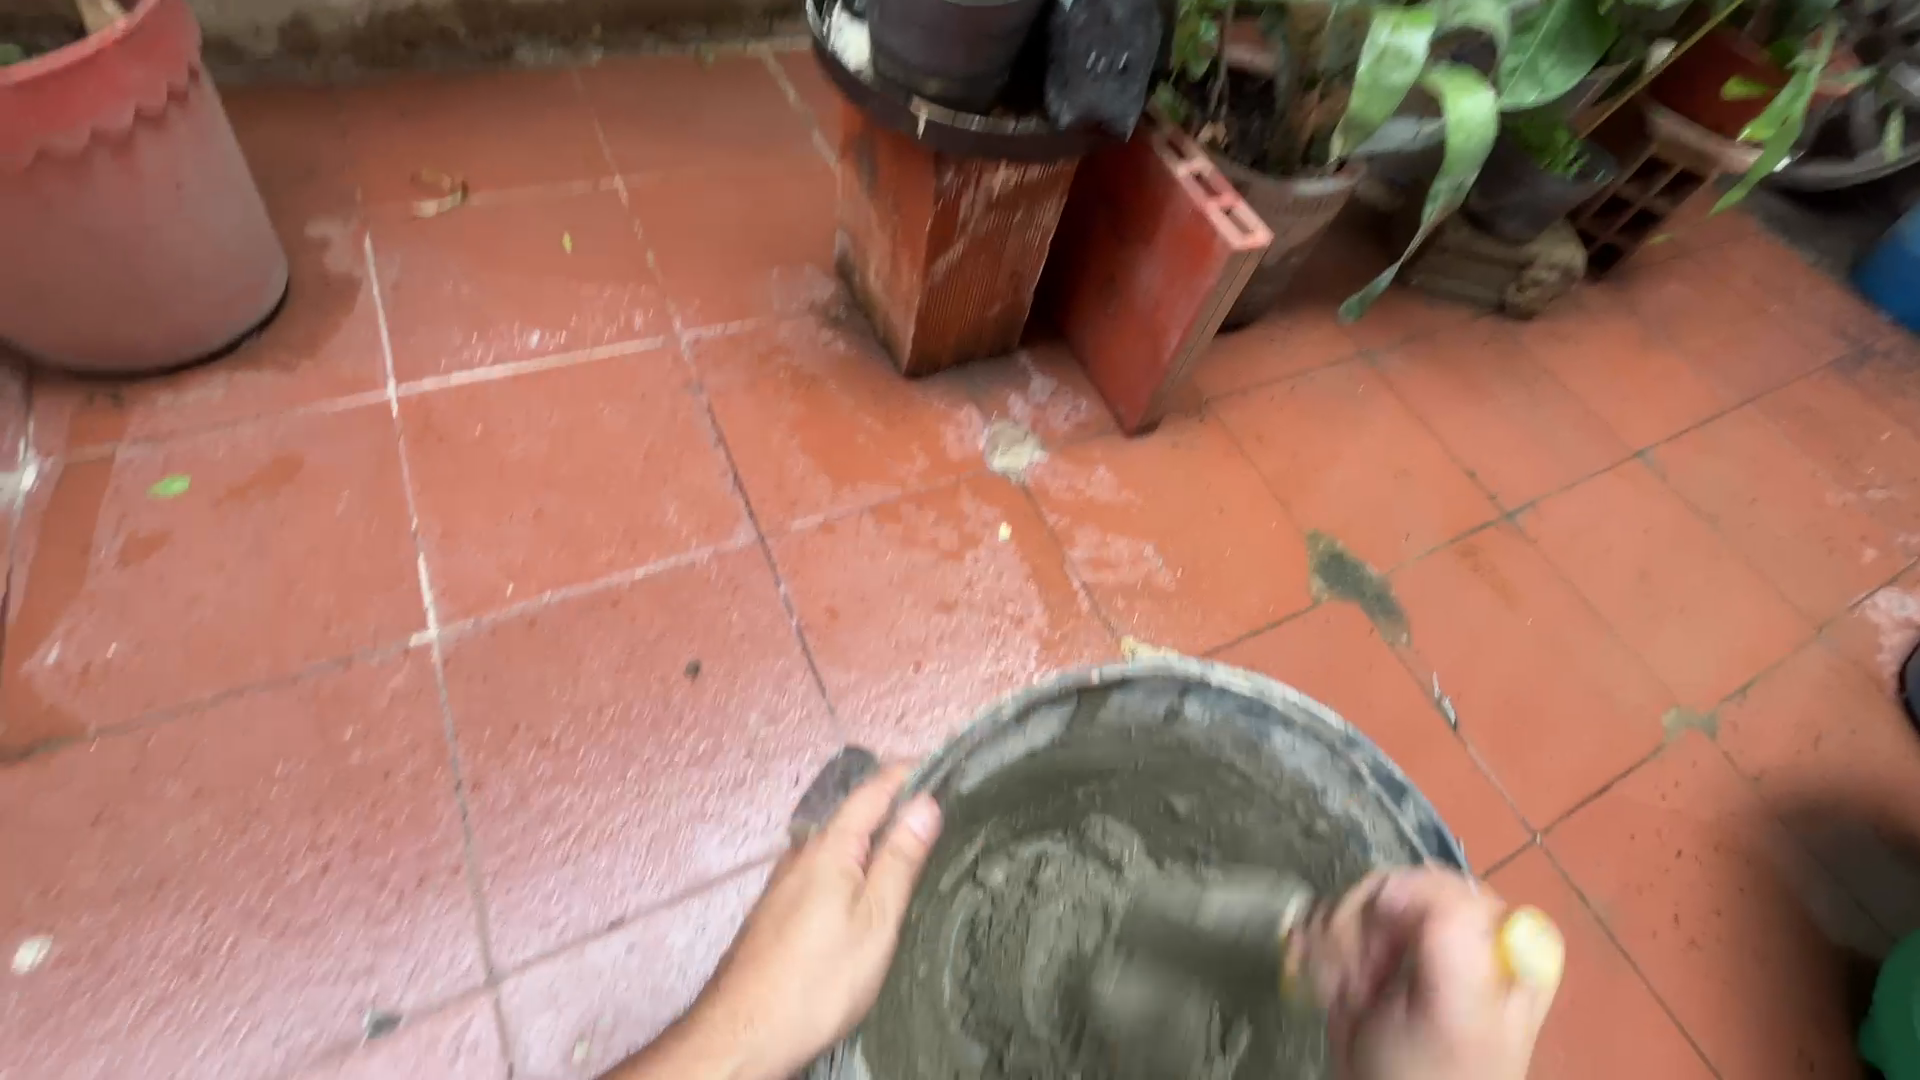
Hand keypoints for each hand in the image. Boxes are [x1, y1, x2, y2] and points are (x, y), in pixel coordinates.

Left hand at [668, 766, 943, 1079]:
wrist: (741, 1033)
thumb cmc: (818, 979)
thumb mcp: (875, 919)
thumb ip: (899, 858)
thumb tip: (925, 803)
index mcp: (831, 846)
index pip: (874, 790)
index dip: (908, 773)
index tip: (942, 765)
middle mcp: (805, 852)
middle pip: (855, 812)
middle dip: (894, 803)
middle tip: (937, 808)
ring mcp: (788, 879)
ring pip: (839, 841)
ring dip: (873, 834)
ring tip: (909, 844)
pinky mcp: (780, 907)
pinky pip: (825, 865)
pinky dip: (854, 860)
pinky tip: (865, 885)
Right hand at [1288, 868, 1560, 1079]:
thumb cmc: (1431, 1078)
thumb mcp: (1459, 1016)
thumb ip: (1452, 936)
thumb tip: (1398, 881)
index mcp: (1496, 944)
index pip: (1443, 883)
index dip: (1404, 901)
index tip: (1383, 939)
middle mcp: (1452, 934)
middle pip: (1388, 887)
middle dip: (1359, 930)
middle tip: (1363, 984)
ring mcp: (1405, 941)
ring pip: (1350, 901)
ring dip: (1334, 948)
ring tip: (1349, 997)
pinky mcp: (1364, 950)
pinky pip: (1326, 919)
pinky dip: (1317, 952)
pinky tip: (1331, 990)